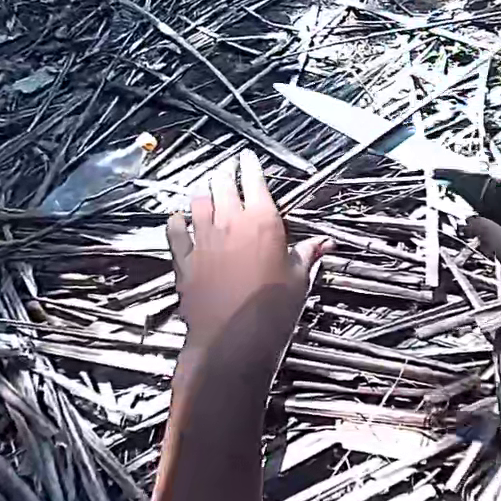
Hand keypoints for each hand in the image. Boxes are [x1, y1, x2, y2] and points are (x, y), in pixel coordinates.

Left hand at [167, 150, 331, 356]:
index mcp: (262, 222)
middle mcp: (230, 223)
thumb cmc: (272, 312)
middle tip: (228, 169)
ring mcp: (203, 240)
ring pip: (198, 201)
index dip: (250, 164)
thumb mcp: (298, 280)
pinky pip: (175, 231)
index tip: (248, 157)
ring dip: (203, 192)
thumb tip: (325, 243)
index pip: (254, 180)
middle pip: (222, 183)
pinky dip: (176, 220)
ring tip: (206, 188)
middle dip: (225, 172)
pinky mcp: (184, 260)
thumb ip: (308, 254)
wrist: (233, 343)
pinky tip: (177, 217)